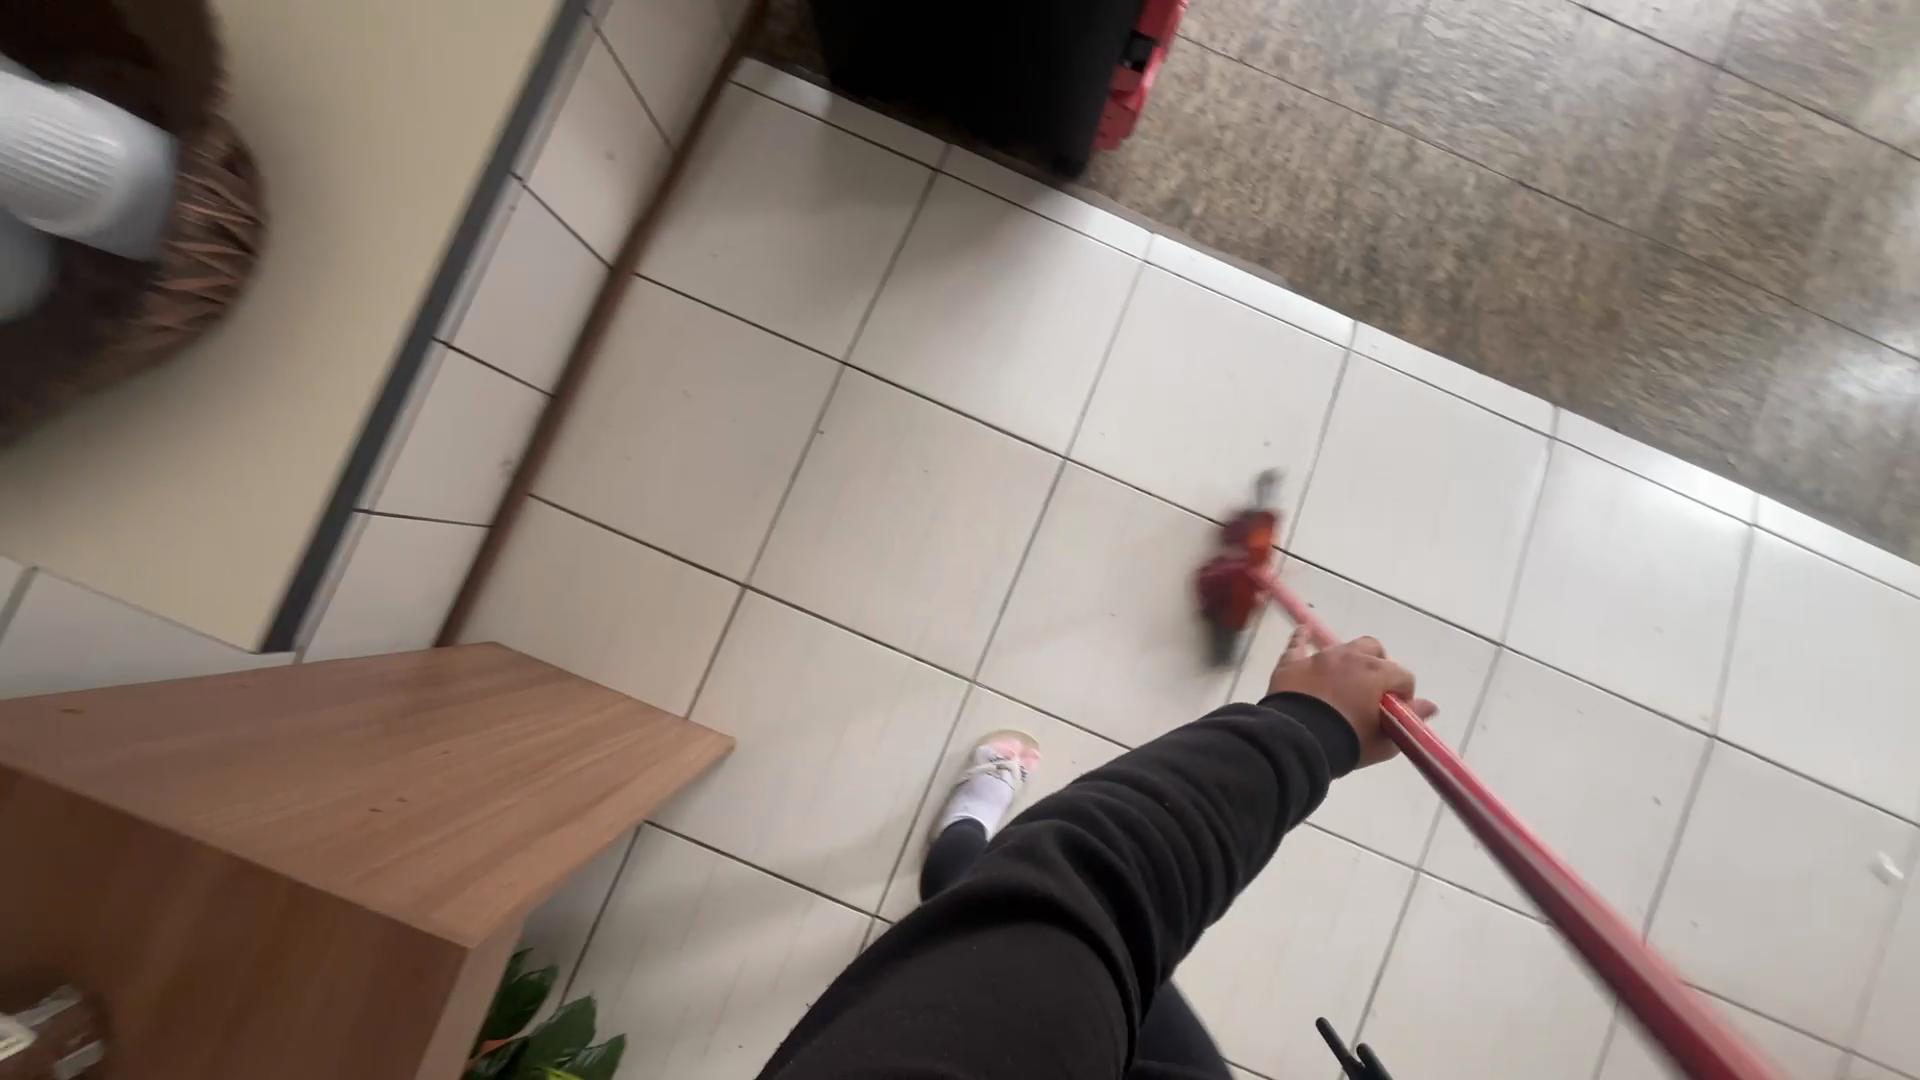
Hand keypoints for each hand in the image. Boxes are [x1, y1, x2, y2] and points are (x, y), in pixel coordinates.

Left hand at [1267, 628, 1437, 768]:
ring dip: (1348, 659)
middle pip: (1372, 650)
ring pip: (1340, 647)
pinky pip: (1297, 644)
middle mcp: (1348, 657)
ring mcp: (1317, 658)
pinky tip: (1303, 631)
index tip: (1395, 712)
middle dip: (1378, 666)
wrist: (1298, 742)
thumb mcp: (1386, 740)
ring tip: (1345, 675)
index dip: (1403, 694)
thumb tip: (1429, 706)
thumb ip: (1410, 719)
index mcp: (1375, 672)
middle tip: (1372, 690)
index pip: (1403, 676)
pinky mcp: (1291, 664)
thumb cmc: (1348, 742)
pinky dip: (1301, 639)